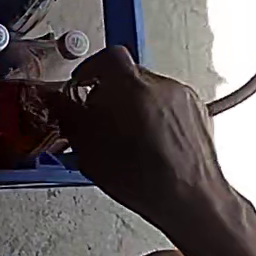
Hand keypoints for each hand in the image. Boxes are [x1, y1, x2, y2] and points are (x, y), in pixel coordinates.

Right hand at [47, 47, 240, 236]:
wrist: (190, 198)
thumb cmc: (144, 178)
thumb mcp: (89, 148)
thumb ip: (70, 116)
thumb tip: (57, 101)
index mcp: (131, 87)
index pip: (108, 57)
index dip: (90, 69)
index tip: (82, 84)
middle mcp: (160, 85)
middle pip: (127, 74)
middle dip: (110, 92)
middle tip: (98, 116)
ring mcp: (182, 97)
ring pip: (147, 89)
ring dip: (133, 104)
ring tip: (125, 136)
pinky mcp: (197, 110)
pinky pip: (167, 102)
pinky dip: (154, 114)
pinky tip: (147, 142)